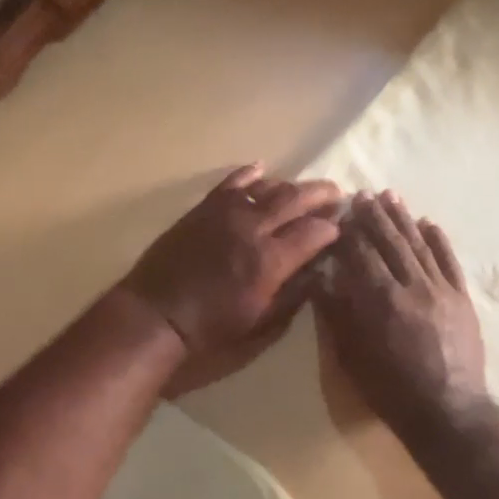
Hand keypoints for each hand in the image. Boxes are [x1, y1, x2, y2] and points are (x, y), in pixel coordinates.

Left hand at [122, 164, 343, 393]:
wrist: (157, 313)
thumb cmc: (211, 329)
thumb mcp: (261, 324)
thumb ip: (293, 294)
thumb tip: (316, 272)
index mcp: (271, 260)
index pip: (314, 232)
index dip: (332, 227)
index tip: (341, 227)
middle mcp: (254, 228)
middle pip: (297, 199)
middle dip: (322, 195)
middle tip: (337, 195)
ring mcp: (227, 212)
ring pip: (270, 187)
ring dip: (292, 186)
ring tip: (305, 190)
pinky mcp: (205, 207)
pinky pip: (233, 182)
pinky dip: (251, 173)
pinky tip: (263, 169)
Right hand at [314, 191, 490, 435]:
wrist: (448, 413)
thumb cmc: (391, 389)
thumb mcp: (352, 355)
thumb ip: (338, 313)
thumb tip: (322, 278)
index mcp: (382, 300)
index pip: (363, 254)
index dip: (351, 232)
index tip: (341, 213)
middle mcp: (412, 286)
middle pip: (391, 243)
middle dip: (375, 216)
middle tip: (363, 194)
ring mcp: (441, 290)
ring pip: (419, 246)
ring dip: (403, 219)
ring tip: (391, 196)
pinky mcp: (462, 299)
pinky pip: (449, 262)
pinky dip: (439, 241)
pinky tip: (429, 223)